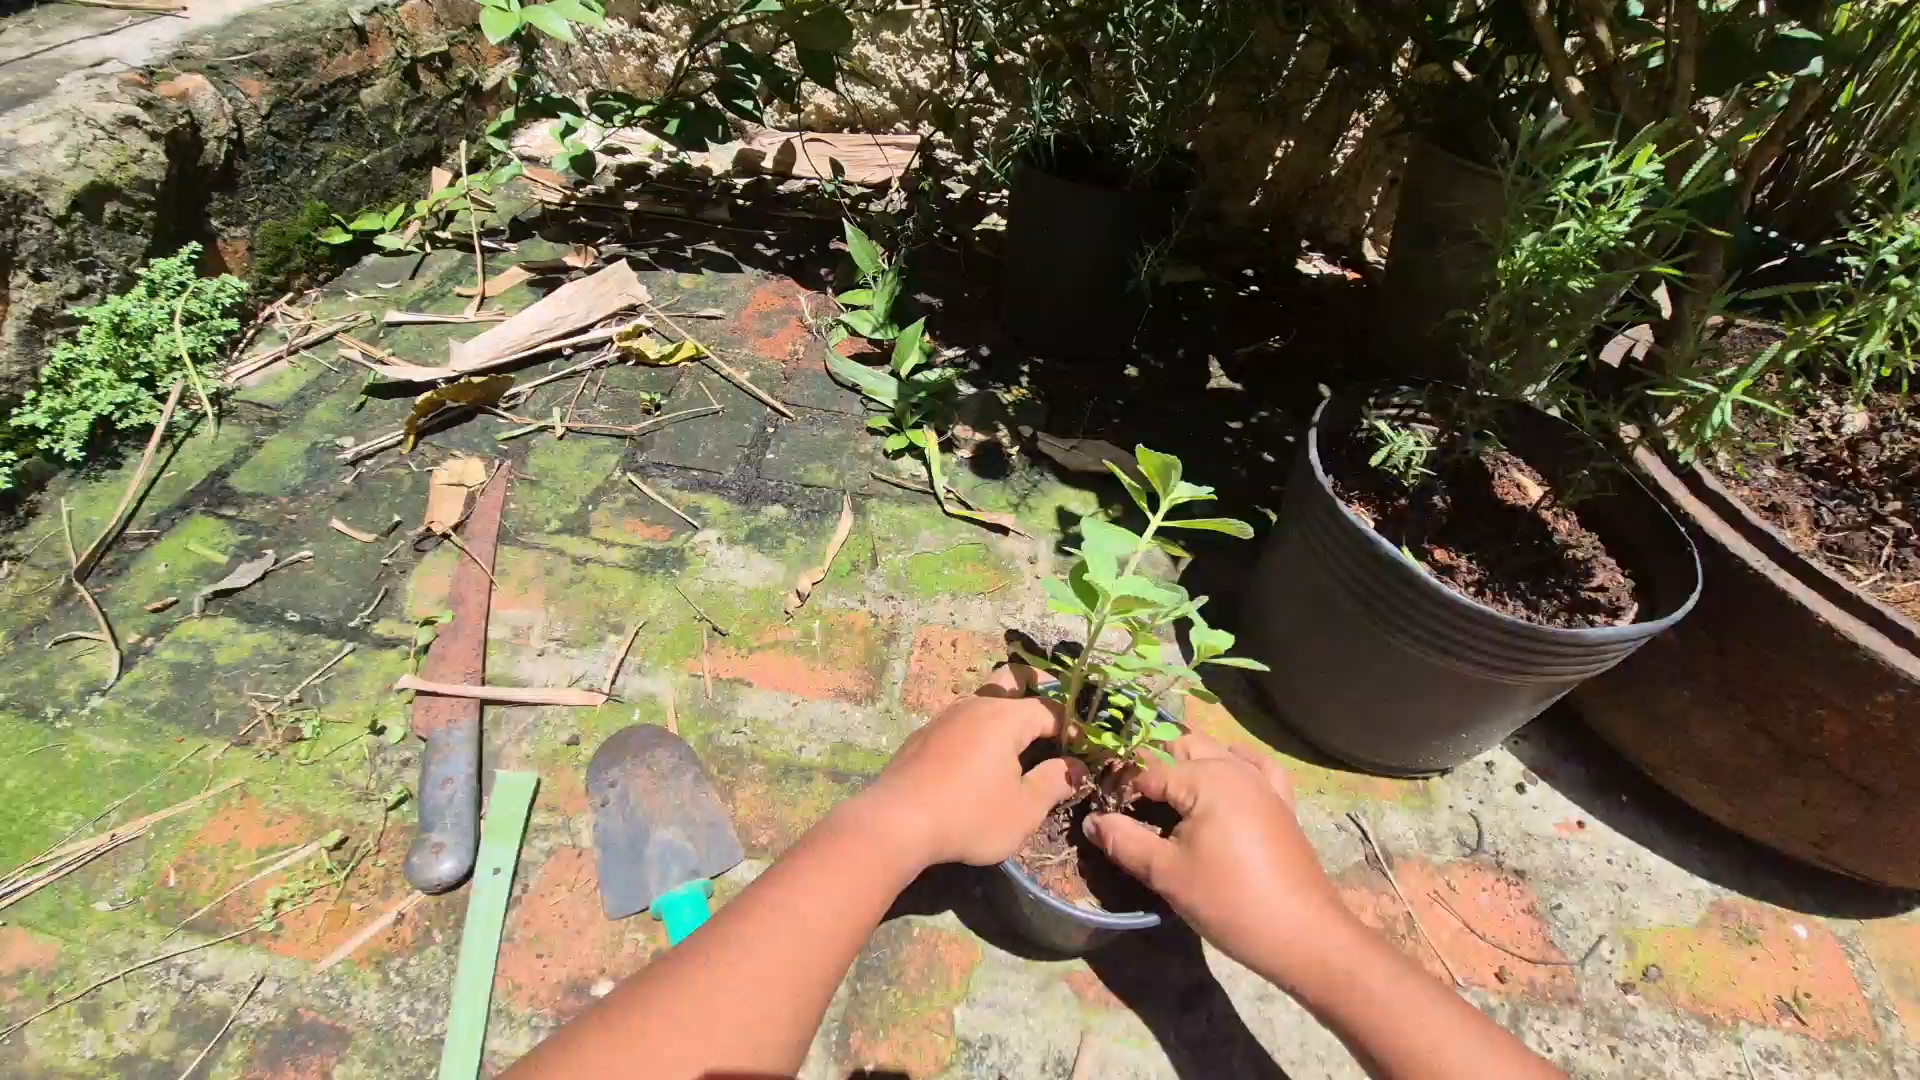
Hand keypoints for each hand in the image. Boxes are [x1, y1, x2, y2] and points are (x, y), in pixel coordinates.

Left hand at [854, 664, 1084, 869]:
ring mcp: (946, 716)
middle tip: (1052, 704)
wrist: (896, 821)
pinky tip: (977, 754)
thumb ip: (1053, 783)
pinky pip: (961, 719)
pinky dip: (978, 727)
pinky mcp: (924, 734)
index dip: (1070, 725)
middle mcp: (976, 705)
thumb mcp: (1023, 809)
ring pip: (983, 697)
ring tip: (1018, 734)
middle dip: (1036, 684)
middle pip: (1011, 678)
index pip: (1049, 709)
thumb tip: (1077, 768)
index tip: (1083, 746)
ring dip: (1004, 707)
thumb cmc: (969, 815)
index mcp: (1005, 717)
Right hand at [1083, 734, 1350, 978]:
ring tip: (1174, 797)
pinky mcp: (1282, 802)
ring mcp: (1263, 782)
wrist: (1307, 938)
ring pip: (1218, 750)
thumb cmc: (1231, 902)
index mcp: (1206, 777)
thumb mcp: (1167, 874)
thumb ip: (1125, 841)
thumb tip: (1092, 820)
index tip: (1109, 813)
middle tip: (1139, 808)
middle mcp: (1234, 768)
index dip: (1124, 790)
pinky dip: (1236, 764)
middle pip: (1184, 747)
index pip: (1149, 771)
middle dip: (1157, 767)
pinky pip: (1256, 766)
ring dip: (1193, 762)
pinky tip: (1225, 780)